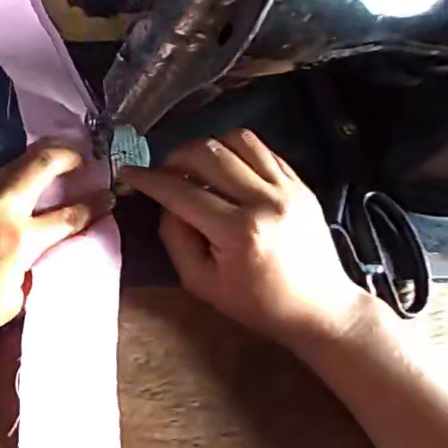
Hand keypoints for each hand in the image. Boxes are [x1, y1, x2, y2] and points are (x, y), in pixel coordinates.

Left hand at [0, 127, 105, 347]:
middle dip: (71, 157)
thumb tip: (27, 259)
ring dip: (35, 153)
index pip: (69, 217)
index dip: (94, 205)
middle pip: (44, 168)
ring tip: (52, 150)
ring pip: (11, 162)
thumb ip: (26, 275)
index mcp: (22, 239)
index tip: (109, 195)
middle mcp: (2, 208)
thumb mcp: (10, 304)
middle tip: (85, 159)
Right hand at [122, 129, 375, 348]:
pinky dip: (234, 152)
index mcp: (238, 231)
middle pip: (207, 153)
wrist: (319, 308)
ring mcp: (287, 187)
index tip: (128, 173)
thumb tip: (166, 205)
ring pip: (236, 140)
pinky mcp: (300, 183)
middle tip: (163, 174)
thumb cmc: (255, 303)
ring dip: (206, 148)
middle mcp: (265, 200)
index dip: (148, 179)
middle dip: (174, 158)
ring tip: (194, 168)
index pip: (181, 192)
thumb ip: (175, 238)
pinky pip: (261, 149)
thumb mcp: (200, 282)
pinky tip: (223, 171)